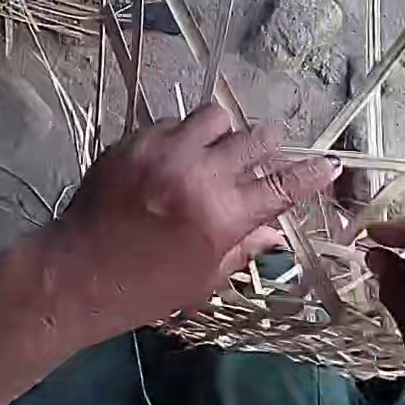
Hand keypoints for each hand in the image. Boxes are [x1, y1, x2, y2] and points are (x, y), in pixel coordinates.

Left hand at [40, 104, 340, 349]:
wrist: (74, 275)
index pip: (282, 186)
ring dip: (226, 133)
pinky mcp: (135, 140)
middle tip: (266, 154)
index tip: (330, 163)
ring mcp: (164, 152)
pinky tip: (176, 158)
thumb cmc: (145, 289)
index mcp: (221, 217)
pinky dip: (185, 136)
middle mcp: (198, 175)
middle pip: (255, 139)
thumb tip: (277, 230)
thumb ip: (245, 246)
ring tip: (216, 150)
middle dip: (270, 144)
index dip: (311, 174)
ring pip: (216, 116)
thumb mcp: (204, 278)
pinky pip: (174, 122)